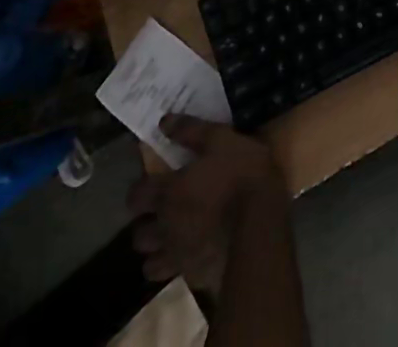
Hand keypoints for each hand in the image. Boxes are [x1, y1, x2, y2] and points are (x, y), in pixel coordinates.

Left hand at [128, 114, 284, 287]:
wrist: (262, 223)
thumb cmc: (242, 175)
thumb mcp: (222, 140)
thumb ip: (191, 130)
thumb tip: (164, 121)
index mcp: (168, 193)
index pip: (135, 197)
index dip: (139, 193)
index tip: (149, 188)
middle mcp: (166, 226)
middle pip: (139, 235)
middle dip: (146, 226)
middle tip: (162, 216)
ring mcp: (179, 255)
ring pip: (152, 264)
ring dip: (158, 253)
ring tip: (174, 242)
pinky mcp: (197, 275)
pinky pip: (180, 276)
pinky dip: (182, 269)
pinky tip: (196, 257)